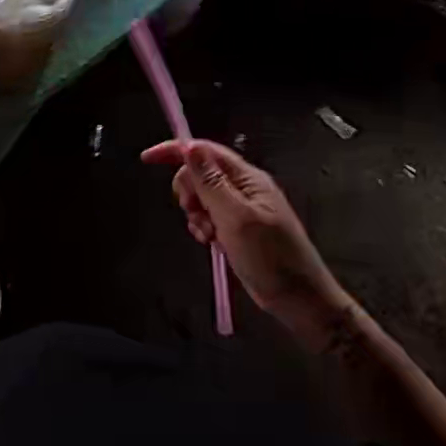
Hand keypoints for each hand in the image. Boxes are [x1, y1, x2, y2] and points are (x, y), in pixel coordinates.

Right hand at [140, 140, 347, 316]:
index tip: (146, 159)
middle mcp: (244, 188)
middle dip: (189, 192)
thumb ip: (211, 182)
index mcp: (248, 178)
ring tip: (208, 236)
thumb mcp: (236, 218)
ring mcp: (242, 209)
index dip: (175, 150)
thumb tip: (190, 146)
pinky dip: (203, 227)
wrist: (300, 299)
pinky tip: (211, 243)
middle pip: (200, 174)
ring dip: (196, 214)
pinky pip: (210, 217)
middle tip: (195, 214)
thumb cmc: (270, 257)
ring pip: (202, 197)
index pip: (205, 151)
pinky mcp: (239, 229)